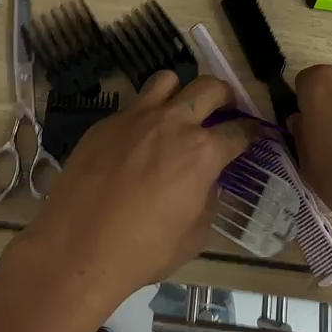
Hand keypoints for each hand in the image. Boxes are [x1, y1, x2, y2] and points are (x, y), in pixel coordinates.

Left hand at [16, 72, 254, 303]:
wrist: (78, 248)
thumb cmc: (143, 251)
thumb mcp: (194, 235)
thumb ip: (207, 198)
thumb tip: (206, 181)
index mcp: (202, 152)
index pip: (238, 131)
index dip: (250, 133)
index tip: (253, 134)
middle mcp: (173, 123)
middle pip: (209, 87)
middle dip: (224, 95)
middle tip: (224, 109)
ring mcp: (136, 117)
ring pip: (167, 80)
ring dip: (180, 92)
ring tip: (179, 111)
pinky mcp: (106, 122)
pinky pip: (133, 106)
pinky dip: (144, 117)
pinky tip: (137, 142)